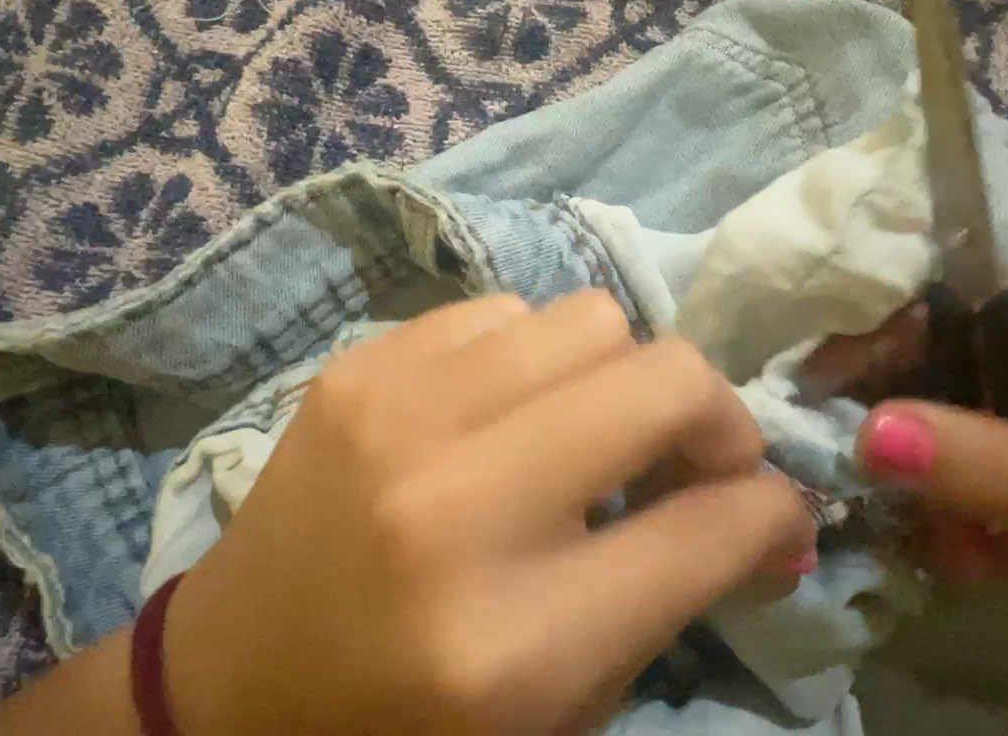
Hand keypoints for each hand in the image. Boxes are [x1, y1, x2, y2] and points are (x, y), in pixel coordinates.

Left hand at [159, 291, 814, 733]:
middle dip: (714, 418)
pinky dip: (531, 358)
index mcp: (514, 641)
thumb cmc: (403, 723)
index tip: (774, 511)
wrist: (232, 682)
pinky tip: (504, 412)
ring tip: (590, 429)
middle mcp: (456, 507)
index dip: (769, 512)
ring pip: (587, 318)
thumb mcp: (558, 708)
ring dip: (618, 376)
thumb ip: (671, 597)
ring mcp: (396, 413)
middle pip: (659, 381)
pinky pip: (501, 312)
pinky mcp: (356, 367)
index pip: (706, 530)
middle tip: (698, 456)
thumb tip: (769, 513)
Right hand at [811, 261, 1007, 731]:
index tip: (826, 409)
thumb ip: (998, 470)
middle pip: (967, 366)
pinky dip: (992, 508)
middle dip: (933, 446)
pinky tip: (997, 561)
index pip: (970, 314)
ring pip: (979, 419)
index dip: (893, 358)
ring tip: (965, 560)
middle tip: (900, 512)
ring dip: (960, 492)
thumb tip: (862, 433)